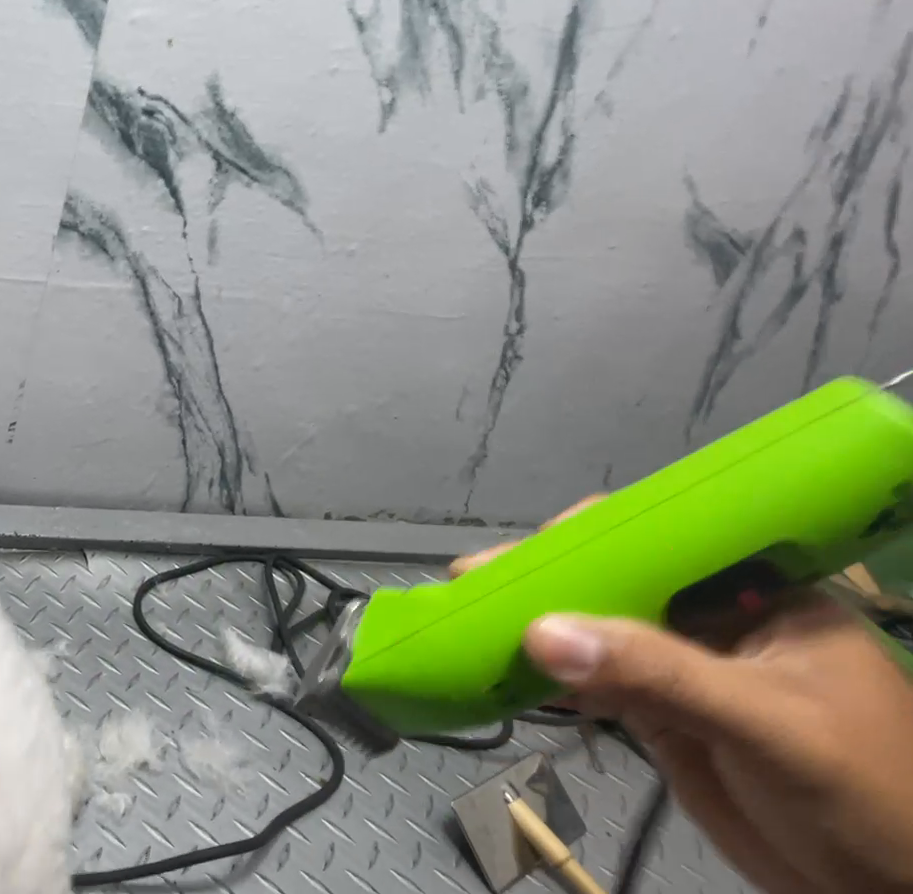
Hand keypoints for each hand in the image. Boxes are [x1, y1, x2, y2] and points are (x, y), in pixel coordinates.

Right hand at [453, 499, 912, 893]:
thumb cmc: (865, 797)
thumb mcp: (769, 725)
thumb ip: (658, 674)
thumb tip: (539, 633)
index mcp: (763, 595)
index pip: (667, 539)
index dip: (594, 535)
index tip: (529, 549)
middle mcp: (715, 619)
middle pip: (616, 580)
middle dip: (546, 579)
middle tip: (473, 580)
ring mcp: (683, 666)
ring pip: (593, 627)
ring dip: (534, 624)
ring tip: (468, 616)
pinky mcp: (658, 712)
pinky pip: (589, 678)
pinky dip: (543, 675)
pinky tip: (500, 668)